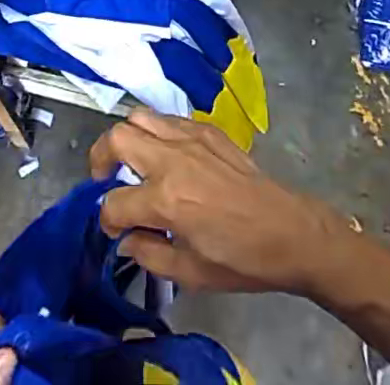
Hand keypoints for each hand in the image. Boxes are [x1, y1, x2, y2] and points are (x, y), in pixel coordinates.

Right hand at [92, 110, 356, 295]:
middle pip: (118, 137)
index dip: (107, 220)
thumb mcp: (187, 272)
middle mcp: (174, 159)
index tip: (118, 231)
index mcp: (166, 199)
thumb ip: (147, 253)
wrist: (288, 230)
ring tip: (134, 163)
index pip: (112, 202)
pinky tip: (167, 156)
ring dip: (129, 138)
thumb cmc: (239, 259)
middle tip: (107, 181)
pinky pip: (171, 119)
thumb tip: (126, 237)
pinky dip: (158, 132)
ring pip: (142, 117)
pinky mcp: (212, 131)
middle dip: (101, 159)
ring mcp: (194, 138)